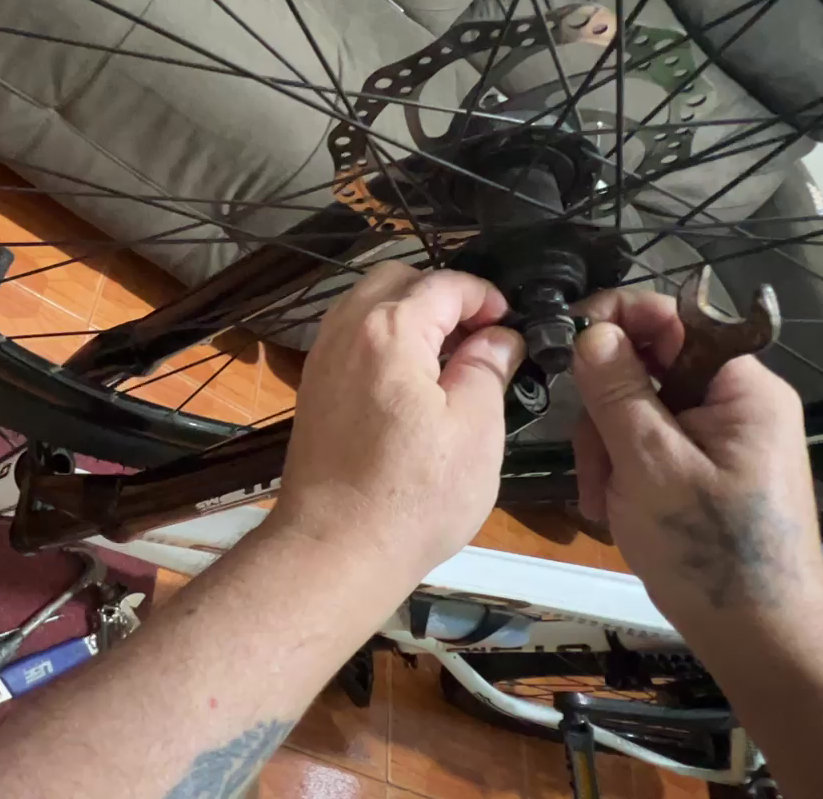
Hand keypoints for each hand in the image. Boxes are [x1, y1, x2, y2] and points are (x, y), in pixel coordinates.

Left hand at [266, 262, 524, 586]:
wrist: (335, 543)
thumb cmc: (414, 494)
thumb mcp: (474, 430)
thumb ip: (487, 368)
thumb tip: (500, 336)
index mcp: (389, 329)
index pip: (444, 283)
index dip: (485, 296)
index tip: (510, 324)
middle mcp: (347, 328)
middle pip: (397, 279)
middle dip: (442, 293)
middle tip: (479, 334)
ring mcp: (322, 353)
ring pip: (368, 302)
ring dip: (409, 311)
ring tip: (448, 354)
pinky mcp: (313, 381)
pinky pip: (350, 333)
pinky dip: (382, 334)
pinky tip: (410, 375)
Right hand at [571, 289, 822, 660]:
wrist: (756, 638)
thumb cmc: (711, 549)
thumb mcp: (651, 464)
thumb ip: (618, 391)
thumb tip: (589, 329)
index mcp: (738, 387)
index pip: (670, 318)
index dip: (613, 318)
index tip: (561, 341)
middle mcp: (728, 400)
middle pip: (641, 364)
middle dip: (602, 409)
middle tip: (590, 456)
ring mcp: (711, 433)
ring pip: (630, 405)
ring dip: (603, 446)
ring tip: (602, 496)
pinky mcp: (694, 462)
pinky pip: (638, 438)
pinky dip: (615, 466)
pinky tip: (611, 504)